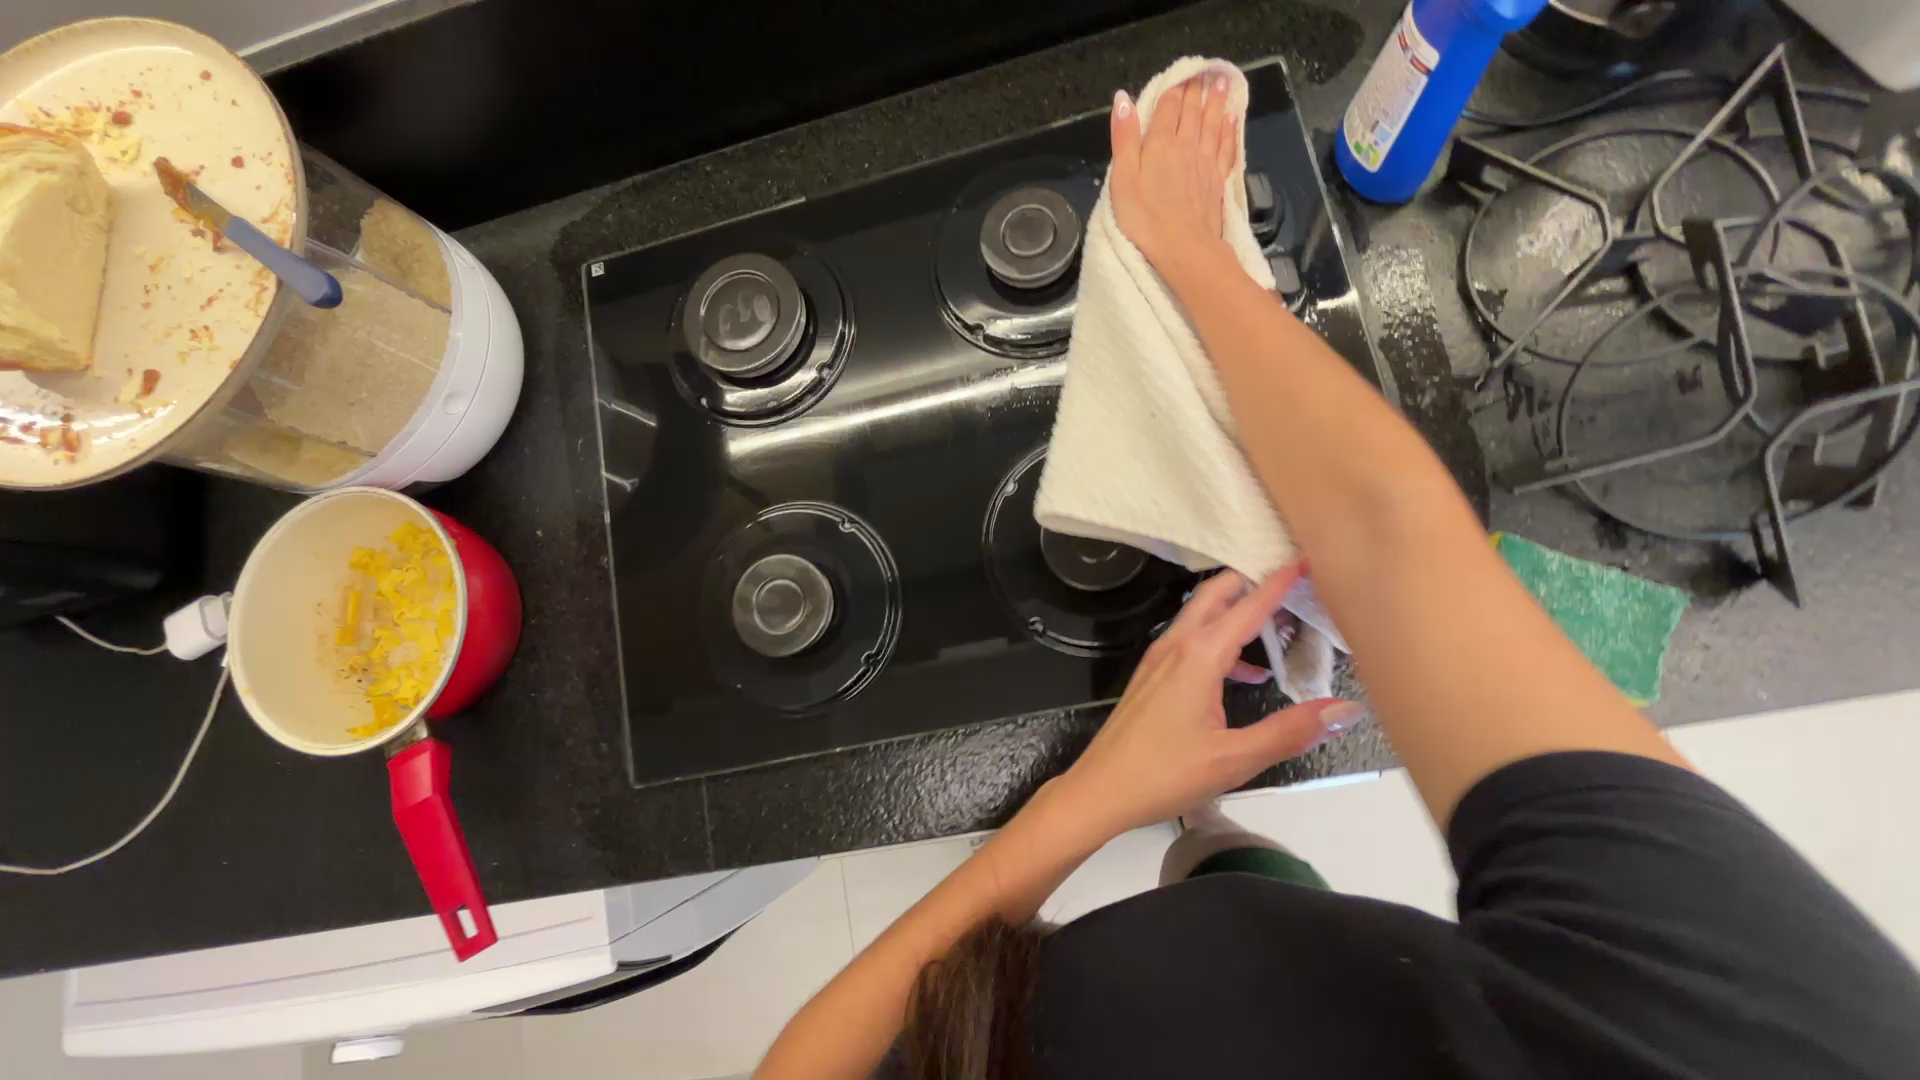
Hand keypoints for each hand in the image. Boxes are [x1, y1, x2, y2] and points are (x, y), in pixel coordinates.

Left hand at [1056, 566, 1360, 837]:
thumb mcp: (1235, 758)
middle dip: (1251, 579)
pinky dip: (1220, 641)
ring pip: (1201, 615)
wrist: (1101, 789)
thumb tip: (1343, 709)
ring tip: (1278, 620)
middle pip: (1216, 594)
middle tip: (1292, 577)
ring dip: (1236, 609)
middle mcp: (1176, 645)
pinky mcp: (1152, 676)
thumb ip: (1290, 731)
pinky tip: (1244, 672)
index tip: (1306, 557)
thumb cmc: (1164, 774)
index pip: (1248, 605)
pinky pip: (1190, 641)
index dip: (1279, 581)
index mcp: (1198, 655)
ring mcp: (1159, 658)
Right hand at [1108, 69, 1238, 278]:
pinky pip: (1225, 146)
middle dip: (1196, 90)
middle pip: (1192, 111)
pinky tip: (1231, 119)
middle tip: (1203, 73)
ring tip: (1220, 83)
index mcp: (1160, 143)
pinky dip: (1228, 129)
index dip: (1172, 89)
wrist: (1182, 245)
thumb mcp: (1122, 177)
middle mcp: (1186, 145)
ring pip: (1212, 123)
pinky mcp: (1217, 179)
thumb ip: (1124, 137)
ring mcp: (1205, 162)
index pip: (1167, 107)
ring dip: (1216, 102)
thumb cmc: (1144, 217)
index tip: (1179, 75)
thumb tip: (1123, 98)